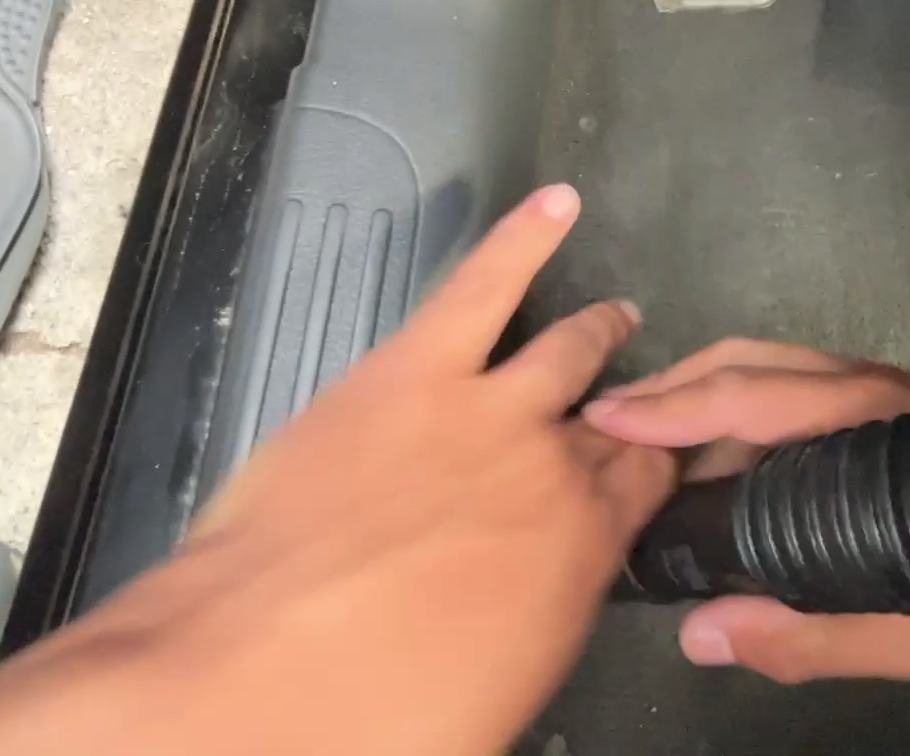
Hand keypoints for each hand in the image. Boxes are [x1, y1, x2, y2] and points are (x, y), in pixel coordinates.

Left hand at [0, 185, 675, 755]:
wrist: (250, 679)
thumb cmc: (377, 717)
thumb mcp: (498, 686)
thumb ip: (545, 610)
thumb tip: (551, 576)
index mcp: (578, 549)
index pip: (642, 483)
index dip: (654, 461)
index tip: (659, 450)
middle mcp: (554, 466)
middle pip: (613, 423)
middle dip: (633, 407)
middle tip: (639, 395)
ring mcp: (489, 406)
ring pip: (567, 350)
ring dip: (598, 330)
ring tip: (618, 314)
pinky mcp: (419, 365)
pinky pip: (484, 284)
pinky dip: (523, 238)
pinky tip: (556, 204)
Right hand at [584, 339, 909, 712]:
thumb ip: (809, 633)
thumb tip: (702, 635)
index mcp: (870, 422)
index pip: (743, 400)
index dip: (665, 410)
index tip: (600, 421)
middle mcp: (867, 388)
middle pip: (745, 362)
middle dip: (671, 387)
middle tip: (611, 428)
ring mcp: (880, 394)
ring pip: (766, 370)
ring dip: (702, 397)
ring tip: (652, 447)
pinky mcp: (890, 413)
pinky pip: (790, 395)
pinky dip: (739, 416)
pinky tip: (723, 465)